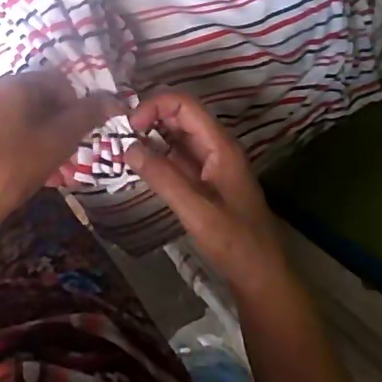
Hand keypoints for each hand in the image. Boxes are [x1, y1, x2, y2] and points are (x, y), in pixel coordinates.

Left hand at [0, 69, 120, 239]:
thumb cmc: (12, 167)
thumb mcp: (57, 141)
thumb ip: (86, 116)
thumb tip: (113, 99)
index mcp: (13, 83)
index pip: (57, 79)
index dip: (76, 100)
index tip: (83, 127)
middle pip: (38, 91)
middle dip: (59, 114)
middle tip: (70, 142)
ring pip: (22, 108)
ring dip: (42, 125)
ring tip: (52, 154)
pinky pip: (6, 121)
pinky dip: (23, 133)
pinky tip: (28, 159)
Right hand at [123, 91, 287, 293]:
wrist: (262, 276)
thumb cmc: (235, 242)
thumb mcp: (196, 211)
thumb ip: (162, 177)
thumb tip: (127, 147)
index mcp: (220, 146)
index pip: (184, 105)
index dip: (154, 106)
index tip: (129, 127)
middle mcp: (216, 147)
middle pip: (180, 115)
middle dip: (149, 118)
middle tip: (120, 137)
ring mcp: (211, 163)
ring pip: (177, 136)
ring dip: (151, 137)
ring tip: (123, 149)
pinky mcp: (205, 180)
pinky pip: (178, 156)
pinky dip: (158, 156)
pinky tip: (140, 166)